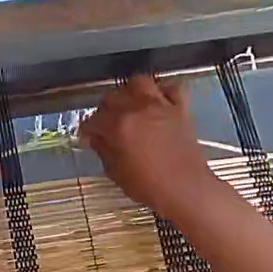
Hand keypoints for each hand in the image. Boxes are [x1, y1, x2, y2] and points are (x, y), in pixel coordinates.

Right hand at [80, 75, 226, 220]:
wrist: (186, 189)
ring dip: (130, 91)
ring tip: (129, 104)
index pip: (93, 120)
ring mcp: (161, 106)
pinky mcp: (180, 109)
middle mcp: (137, 109)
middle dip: (104, 110)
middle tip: (105, 124)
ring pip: (139, 82)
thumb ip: (103, 151)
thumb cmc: (149, 185)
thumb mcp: (116, 172)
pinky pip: (171, 87)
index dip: (86, 130)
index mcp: (118, 126)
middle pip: (112, 96)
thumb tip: (95, 139)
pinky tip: (157, 101)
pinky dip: (163, 91)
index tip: (88, 137)